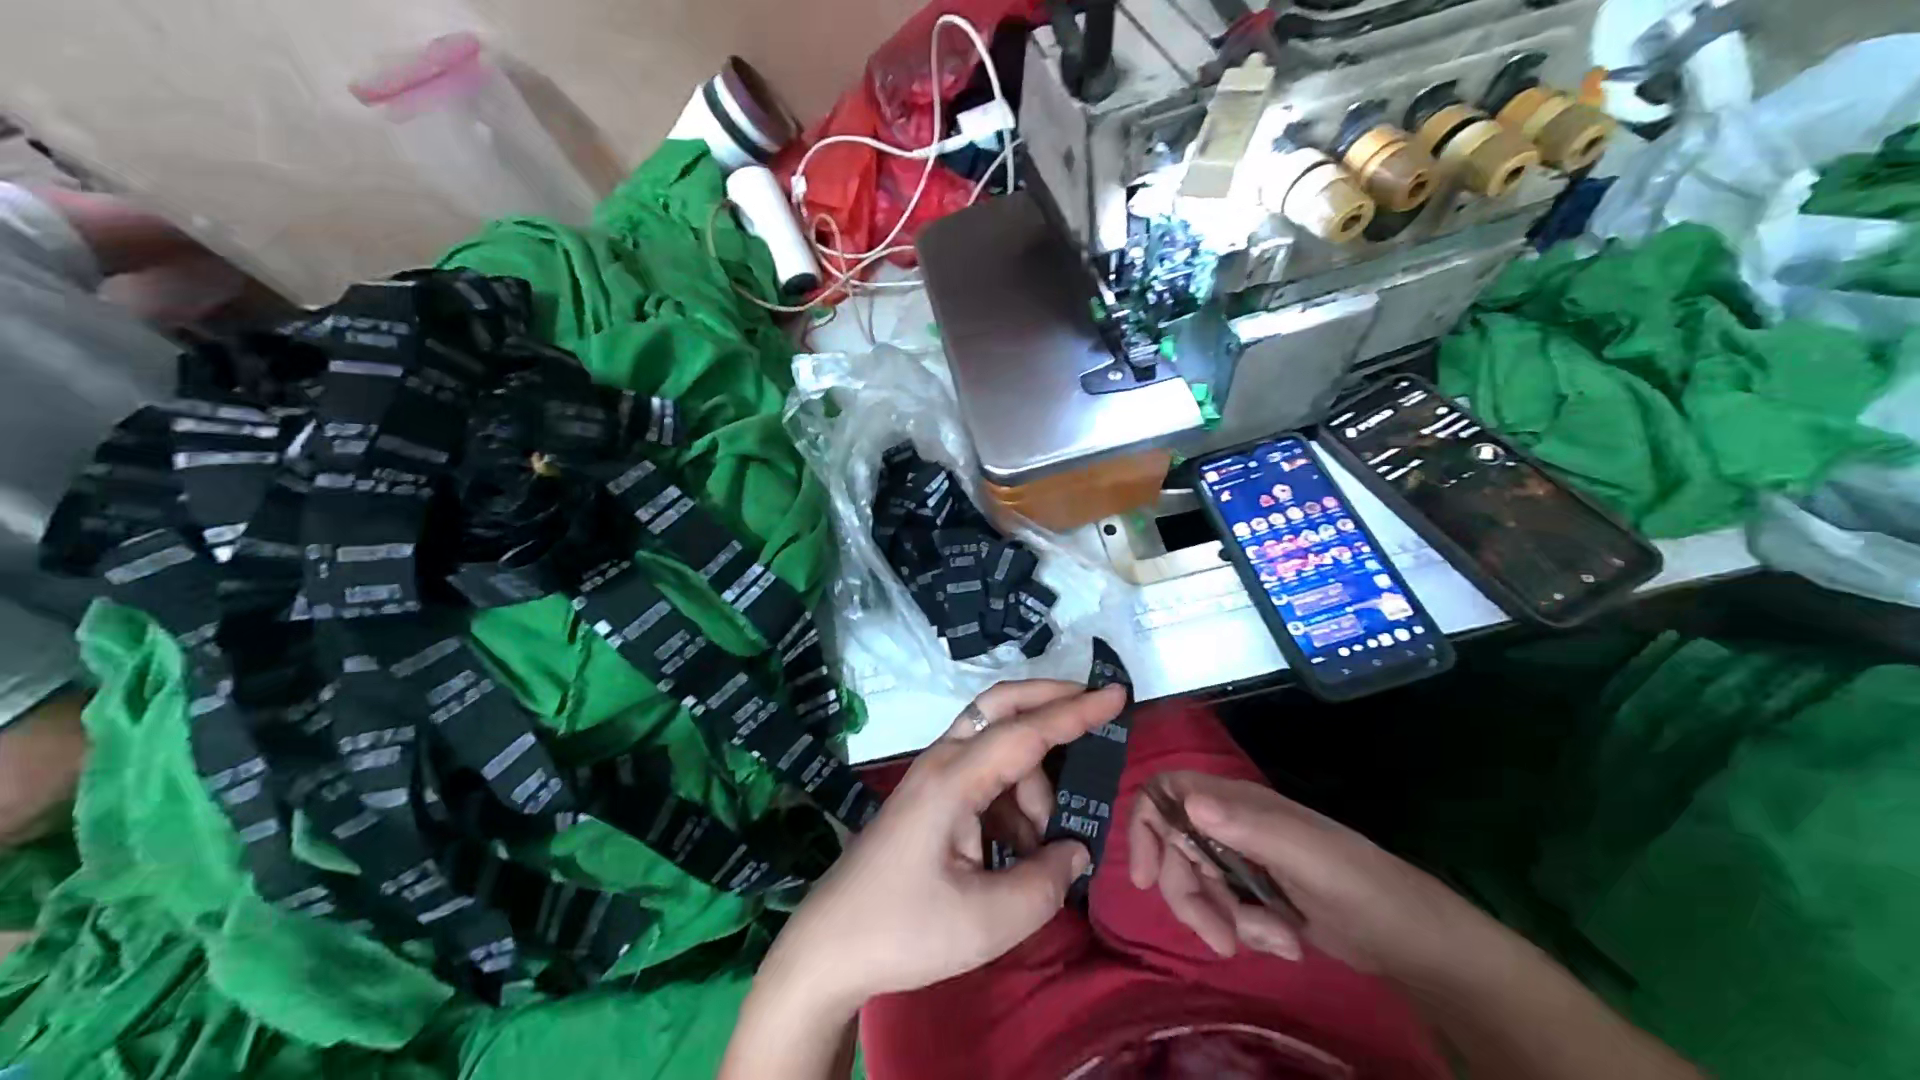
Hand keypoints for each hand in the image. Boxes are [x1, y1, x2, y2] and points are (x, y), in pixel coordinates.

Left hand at [762, 680, 1126, 1011]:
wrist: (830, 949)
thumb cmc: (905, 931)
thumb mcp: (988, 920)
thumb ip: (1045, 882)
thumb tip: (1075, 850)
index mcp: (954, 780)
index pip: (1026, 732)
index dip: (1076, 713)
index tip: (1118, 694)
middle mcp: (942, 763)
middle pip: (1002, 709)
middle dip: (1051, 703)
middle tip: (1097, 713)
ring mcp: (933, 778)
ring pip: (998, 749)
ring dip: (1033, 782)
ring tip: (1040, 847)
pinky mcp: (931, 799)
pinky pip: (985, 778)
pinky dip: (1013, 801)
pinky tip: (1017, 852)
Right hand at [1128, 771, 1492, 982]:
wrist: (1412, 940)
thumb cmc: (1359, 885)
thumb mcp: (1303, 855)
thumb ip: (1245, 826)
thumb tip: (1186, 801)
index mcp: (1235, 802)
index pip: (1164, 794)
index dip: (1144, 826)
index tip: (1145, 877)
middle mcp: (1230, 824)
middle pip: (1173, 851)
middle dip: (1189, 897)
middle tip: (1220, 935)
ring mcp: (1242, 859)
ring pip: (1195, 885)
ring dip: (1221, 920)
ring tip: (1271, 942)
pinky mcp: (1254, 893)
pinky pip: (1221, 909)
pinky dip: (1242, 930)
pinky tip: (1283, 942)